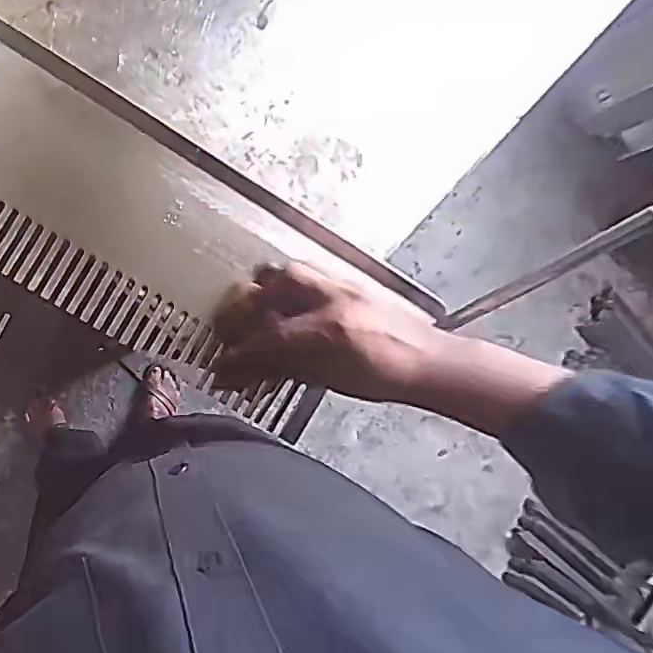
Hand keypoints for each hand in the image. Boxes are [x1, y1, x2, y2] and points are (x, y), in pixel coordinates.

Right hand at [211, 263, 570, 434]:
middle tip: (230, 332)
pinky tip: (281, 307)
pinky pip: (304, 275)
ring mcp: (338, 286)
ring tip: (254, 314)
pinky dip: (283, 288)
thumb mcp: (327, 379)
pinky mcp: (345, 283)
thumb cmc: (386, 374)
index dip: (238, 354)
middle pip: (267, 290)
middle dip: (240, 312)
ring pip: (284, 273)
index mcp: (328, 331)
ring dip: (261, 292)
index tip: (222, 366)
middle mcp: (330, 299)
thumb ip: (281, 368)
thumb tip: (241, 370)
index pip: (266, 338)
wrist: (430, 361)